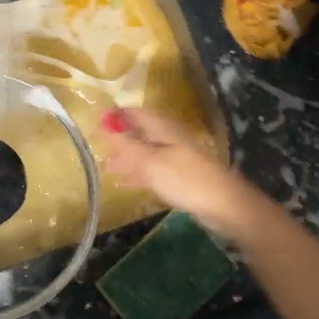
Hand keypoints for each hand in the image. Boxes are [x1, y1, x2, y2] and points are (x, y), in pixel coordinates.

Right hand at [100, 108, 272, 236]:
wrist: (223, 205)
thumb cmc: (185, 179)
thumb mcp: (150, 162)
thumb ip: (126, 144)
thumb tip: (103, 122)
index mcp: (163, 129)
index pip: (136, 113)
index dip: (116, 114)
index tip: (95, 121)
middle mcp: (169, 139)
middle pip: (141, 132)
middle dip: (120, 137)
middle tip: (97, 146)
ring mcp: (176, 158)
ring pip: (146, 152)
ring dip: (127, 158)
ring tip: (106, 167)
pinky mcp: (180, 178)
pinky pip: (153, 170)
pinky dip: (138, 173)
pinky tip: (126, 182)